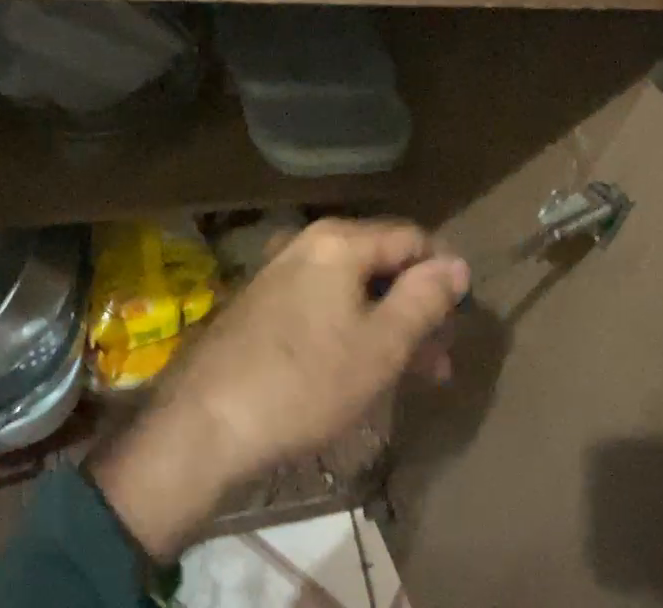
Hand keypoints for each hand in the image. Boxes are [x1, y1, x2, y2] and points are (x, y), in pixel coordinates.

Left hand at [87, 219, 469, 558]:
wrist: (205, 424)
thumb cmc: (305, 383)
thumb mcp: (381, 346)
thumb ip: (424, 299)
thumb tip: (456, 263)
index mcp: (339, 241)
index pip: (413, 238)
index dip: (442, 276)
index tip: (457, 323)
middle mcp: (306, 243)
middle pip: (381, 263)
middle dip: (415, 308)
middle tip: (438, 362)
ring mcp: (278, 271)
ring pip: (352, 288)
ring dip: (386, 324)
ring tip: (407, 376)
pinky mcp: (260, 303)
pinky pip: (321, 304)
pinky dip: (349, 329)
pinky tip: (356, 371)